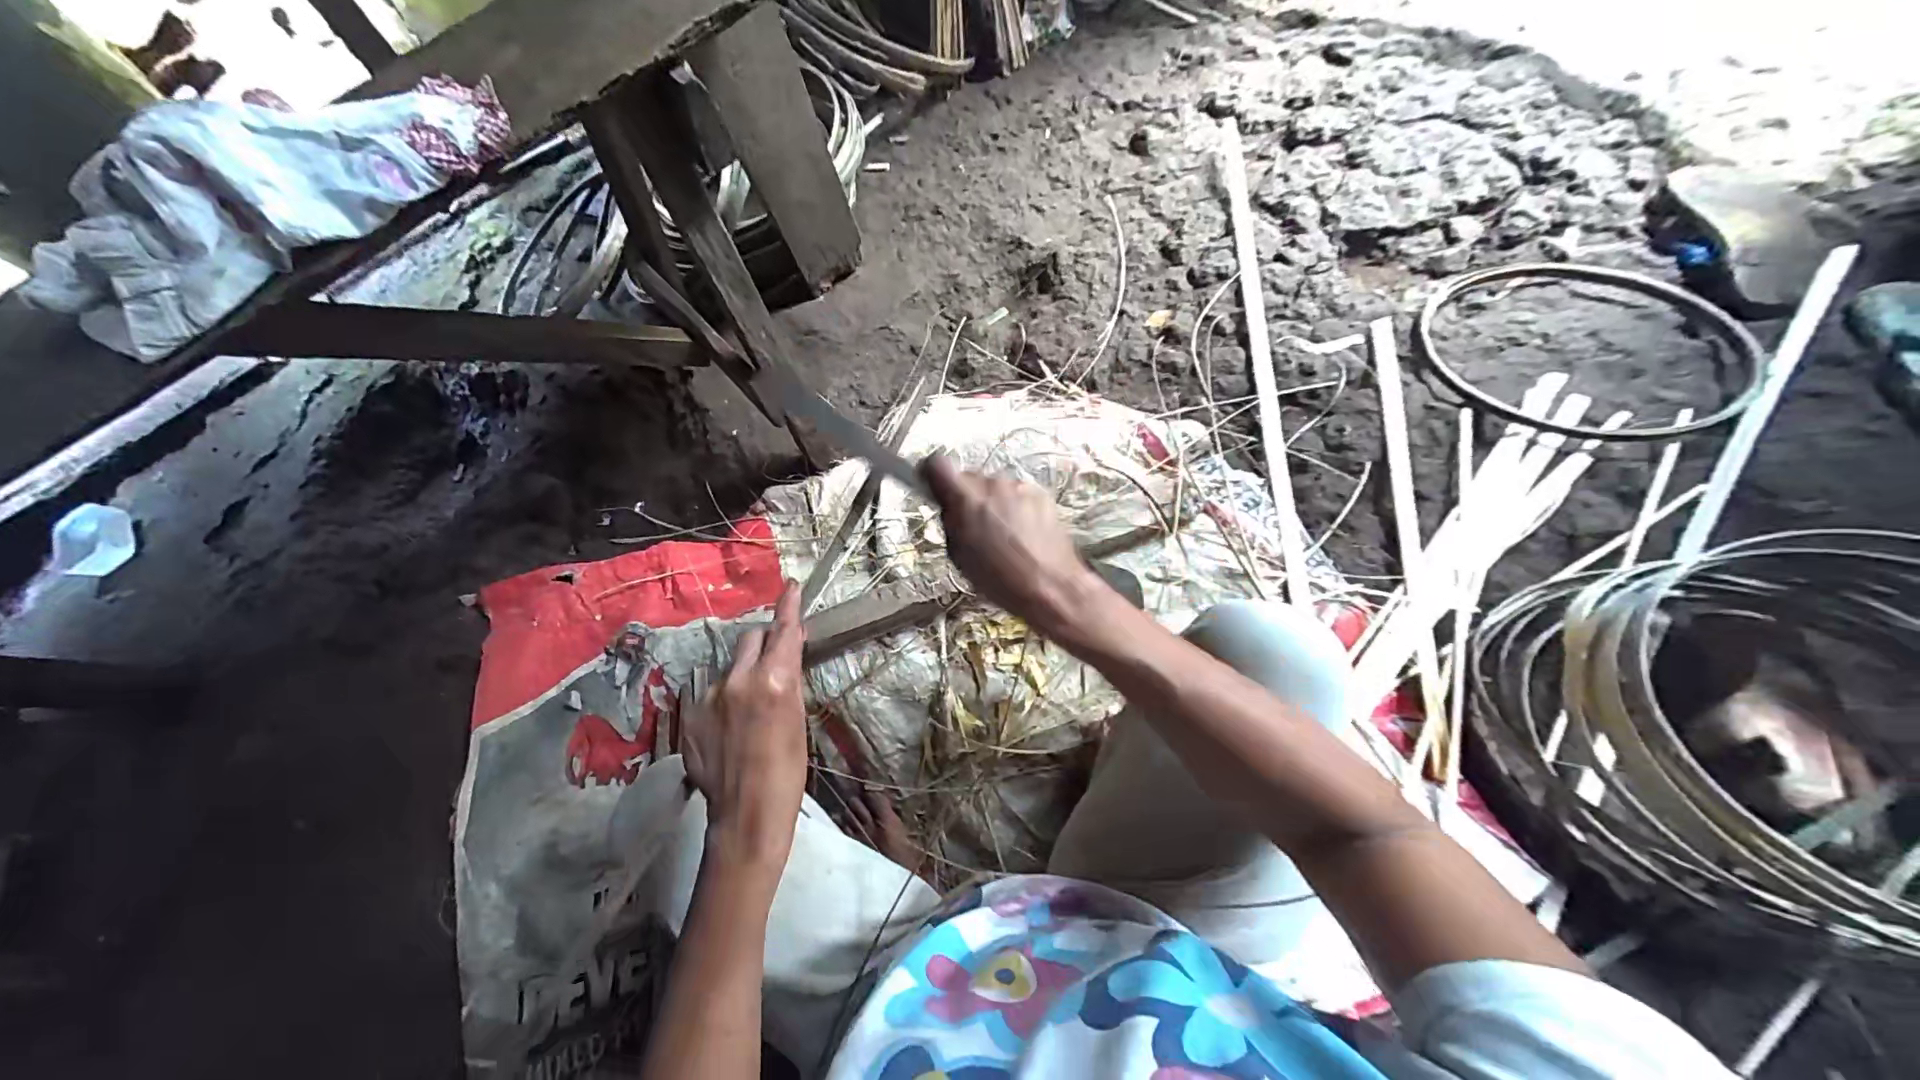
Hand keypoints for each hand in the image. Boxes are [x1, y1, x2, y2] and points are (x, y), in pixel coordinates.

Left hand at [683, 582, 807, 874]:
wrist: (747, 815)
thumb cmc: (788, 771)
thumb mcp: (798, 720)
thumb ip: (789, 682)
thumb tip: (787, 654)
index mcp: (773, 680)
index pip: (783, 631)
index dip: (789, 606)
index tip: (791, 586)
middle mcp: (737, 680)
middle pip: (751, 639)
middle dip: (764, 642)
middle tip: (775, 659)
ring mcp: (708, 698)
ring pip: (730, 669)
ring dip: (743, 675)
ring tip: (751, 710)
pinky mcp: (689, 717)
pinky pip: (711, 695)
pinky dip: (724, 702)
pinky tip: (731, 731)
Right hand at [921, 454, 1107, 634]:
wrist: (1050, 586)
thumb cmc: (999, 579)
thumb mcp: (959, 555)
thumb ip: (950, 521)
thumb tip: (948, 505)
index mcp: (965, 499)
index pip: (937, 465)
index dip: (932, 475)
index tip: (934, 487)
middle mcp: (992, 484)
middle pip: (969, 479)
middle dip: (968, 498)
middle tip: (974, 526)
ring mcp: (1019, 486)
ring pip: (995, 488)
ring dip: (994, 503)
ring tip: (1003, 535)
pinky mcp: (1040, 493)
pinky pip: (1017, 494)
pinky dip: (1015, 508)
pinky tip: (1022, 534)